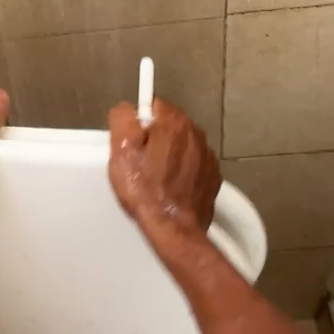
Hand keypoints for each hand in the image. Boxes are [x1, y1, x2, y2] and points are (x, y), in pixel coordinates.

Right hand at [107, 99, 221, 256]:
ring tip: (154, 178)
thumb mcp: (121, 151)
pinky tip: (170, 187)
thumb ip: (123, 119)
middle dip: (154, 138)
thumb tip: (128, 109)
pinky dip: (182, 171)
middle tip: (139, 162)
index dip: (137, 122)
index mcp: (174, 121)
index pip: (152, 104)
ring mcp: (207, 155)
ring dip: (169, 154)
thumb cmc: (144, 189)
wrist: (173, 229)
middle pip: (168, 124)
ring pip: (181, 144)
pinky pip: (193, 164)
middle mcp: (196, 132)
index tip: (131, 142)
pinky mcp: (213, 176)